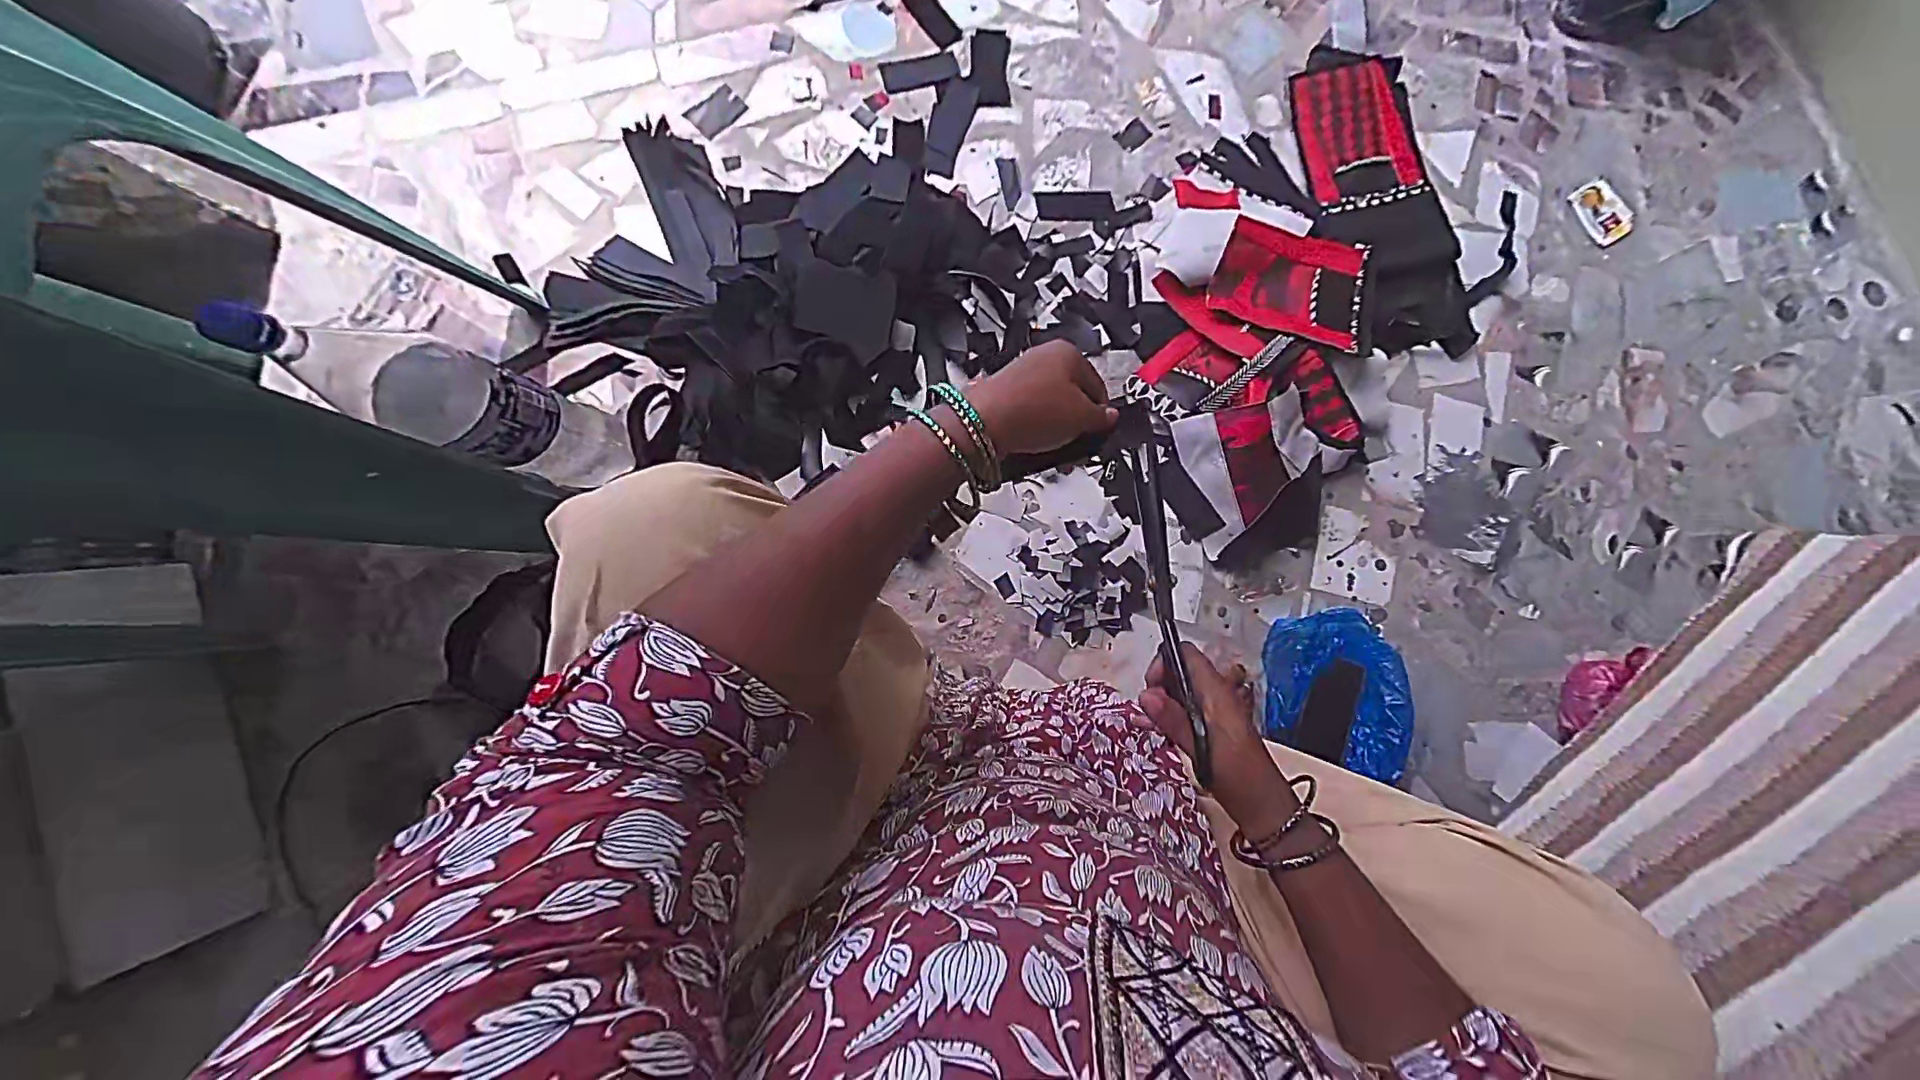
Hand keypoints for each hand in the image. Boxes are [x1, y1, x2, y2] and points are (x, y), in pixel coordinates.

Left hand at [966, 340, 1118, 456]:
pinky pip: (1029, 417)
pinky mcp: (1003, 398)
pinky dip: (1035, 432)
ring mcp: (1020, 378)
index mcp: (1066, 352)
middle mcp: (1041, 359)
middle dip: (1077, 423)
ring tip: (1057, 449)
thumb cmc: (1028, 409)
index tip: (1101, 429)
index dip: (1102, 412)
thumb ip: (1101, 418)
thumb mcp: (1082, 418)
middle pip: (1072, 396)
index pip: (1098, 384)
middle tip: (1079, 442)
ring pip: (1049, 408)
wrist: (983, 424)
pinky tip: (1036, 447)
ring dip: (1057, 431)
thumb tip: (1108, 417)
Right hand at [1140, 644, 1298, 835]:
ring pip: (1177, 692)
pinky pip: (1182, 710)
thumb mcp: (1201, 748)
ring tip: (1147, 722)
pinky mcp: (1208, 726)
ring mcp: (1211, 711)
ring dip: (1159, 703)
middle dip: (1156, 685)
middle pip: (1178, 672)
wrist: (1262, 806)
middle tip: (1147, 709)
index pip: (1186, 654)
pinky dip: (1166, 716)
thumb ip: (1173, 720)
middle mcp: (1214, 696)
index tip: (1150, 686)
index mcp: (1216, 693)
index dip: (1163, 662)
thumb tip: (1146, 695)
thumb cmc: (1239, 777)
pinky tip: (1154, 729)